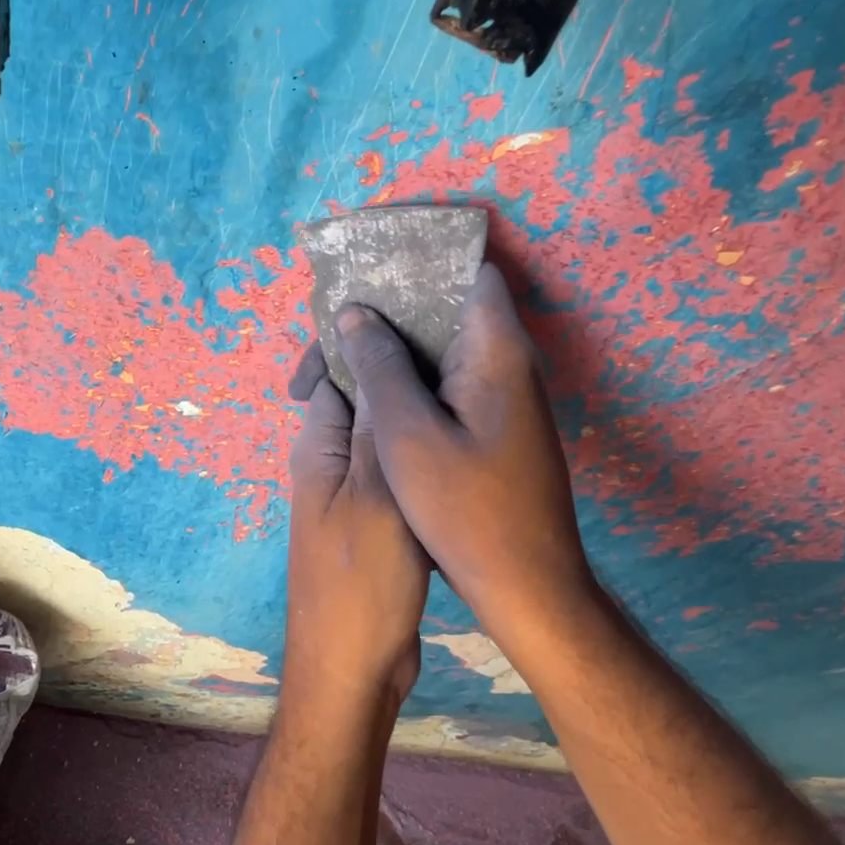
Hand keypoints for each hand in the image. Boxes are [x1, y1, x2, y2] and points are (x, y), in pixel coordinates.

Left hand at [282, 342, 432, 702]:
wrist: (354, 662)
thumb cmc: (362, 578)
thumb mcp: (377, 495)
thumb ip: (373, 424)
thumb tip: (362, 344)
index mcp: (318, 443)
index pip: (331, 367)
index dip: (362, 334)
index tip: (409, 308)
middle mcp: (329, 457)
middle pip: (361, 393)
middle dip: (397, 365)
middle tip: (459, 340)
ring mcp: (354, 488)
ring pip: (385, 429)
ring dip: (415, 405)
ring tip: (470, 376)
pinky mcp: (378, 516)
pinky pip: (400, 465)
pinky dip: (425, 447)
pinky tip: (464, 437)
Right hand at [332, 264, 595, 635]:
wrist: (523, 582)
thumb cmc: (466, 507)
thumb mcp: (407, 432)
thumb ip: (379, 366)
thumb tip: (353, 314)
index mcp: (494, 351)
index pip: (466, 273)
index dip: (417, 262)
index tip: (364, 271)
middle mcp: (502, 361)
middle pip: (439, 309)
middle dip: (380, 313)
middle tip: (322, 337)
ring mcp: (495, 393)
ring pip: (433, 347)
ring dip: (382, 350)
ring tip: (324, 369)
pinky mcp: (485, 421)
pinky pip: (437, 379)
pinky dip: (397, 378)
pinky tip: (356, 395)